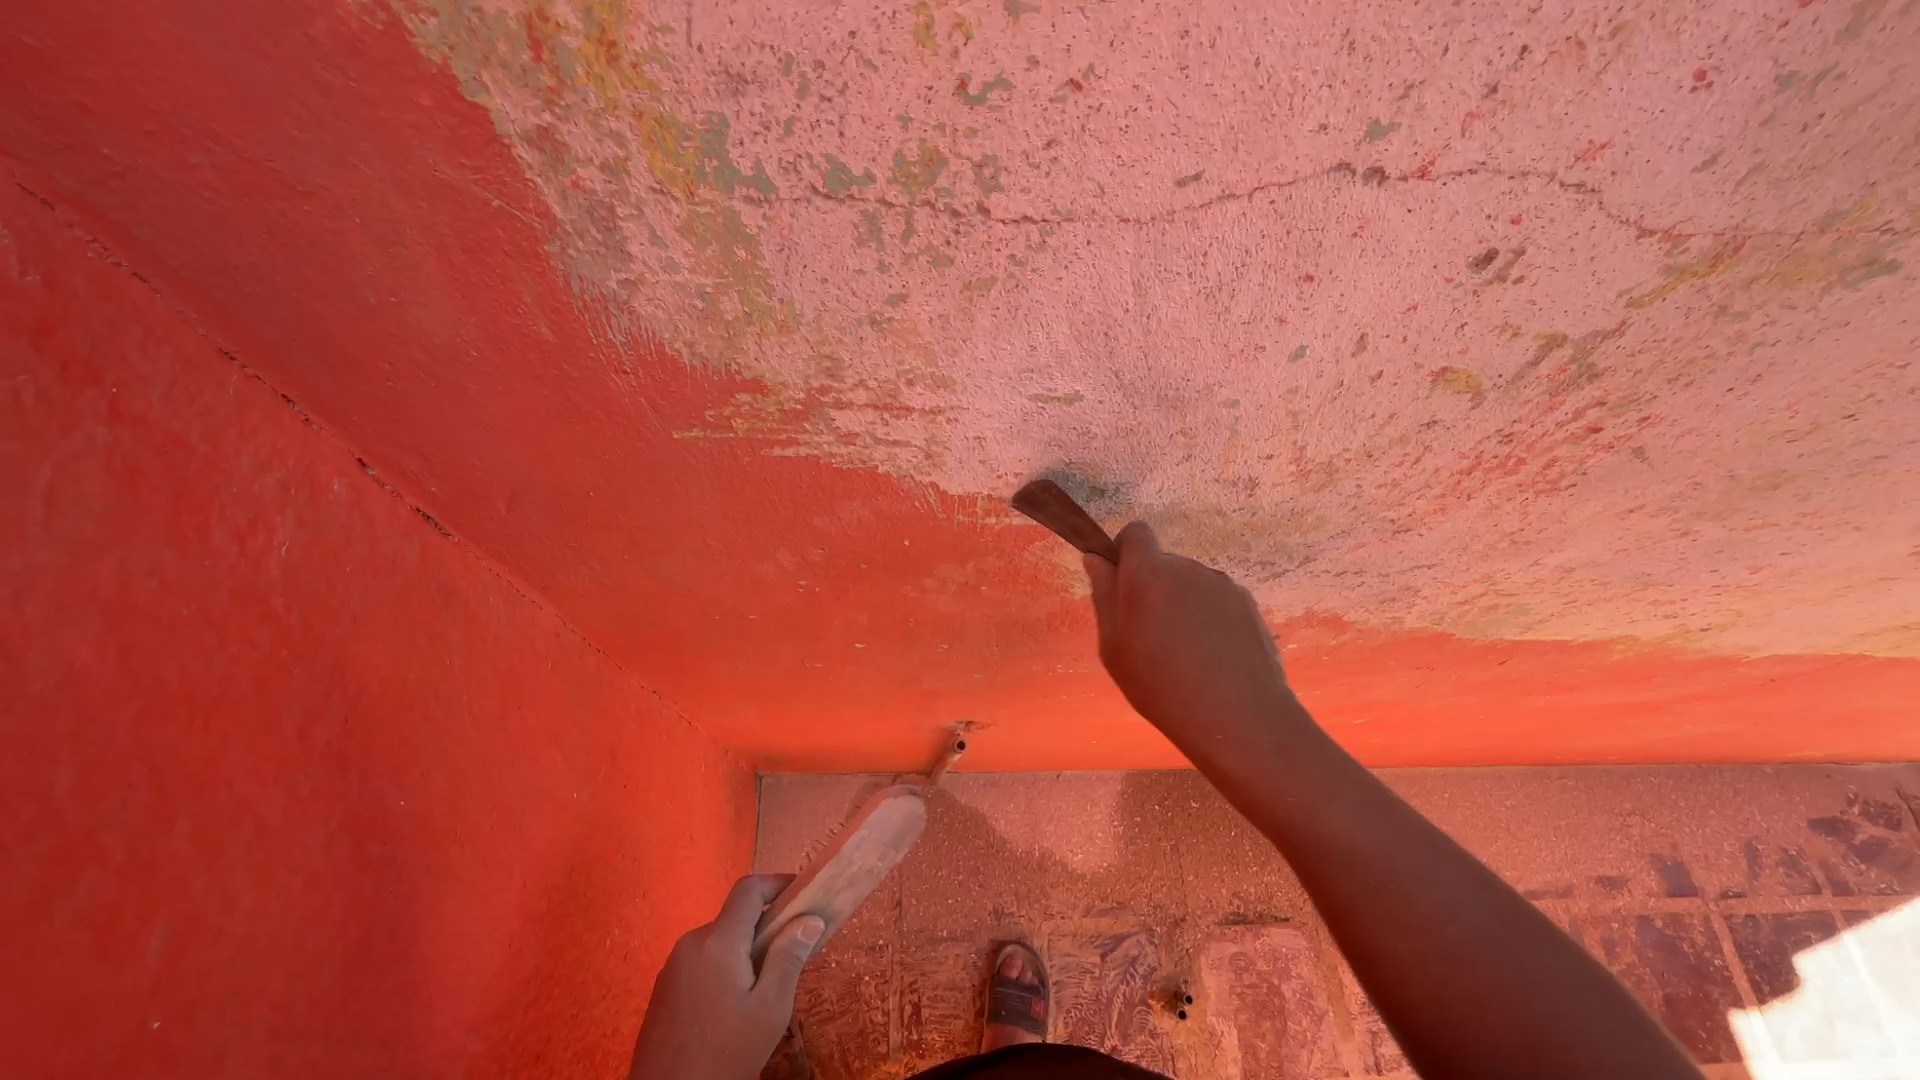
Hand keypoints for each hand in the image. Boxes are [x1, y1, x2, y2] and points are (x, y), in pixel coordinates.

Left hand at [628, 875, 825, 1079]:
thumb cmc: (725, 1054)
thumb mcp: (769, 1009)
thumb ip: (789, 958)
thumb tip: (809, 918)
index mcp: (718, 941)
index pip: (748, 890)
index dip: (778, 883)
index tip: (803, 893)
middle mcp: (691, 943)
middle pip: (734, 917)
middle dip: (765, 927)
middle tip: (791, 955)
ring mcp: (673, 967)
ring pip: (718, 941)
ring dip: (744, 950)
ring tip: (762, 989)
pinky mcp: (664, 989)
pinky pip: (701, 961)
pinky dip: (723, 967)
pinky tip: (731, 1007)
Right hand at [1083, 522, 1302, 743]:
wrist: (1237, 715)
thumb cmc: (1160, 686)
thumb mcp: (1113, 647)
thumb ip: (1104, 595)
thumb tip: (1096, 559)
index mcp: (1147, 574)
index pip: (1135, 532)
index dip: (1125, 552)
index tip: (1122, 586)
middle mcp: (1186, 567)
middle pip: (1162, 562)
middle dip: (1153, 586)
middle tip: (1151, 636)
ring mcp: (1221, 583)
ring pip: (1190, 583)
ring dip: (1182, 603)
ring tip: (1186, 652)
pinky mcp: (1247, 602)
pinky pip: (1216, 599)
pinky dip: (1209, 617)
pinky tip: (1212, 656)